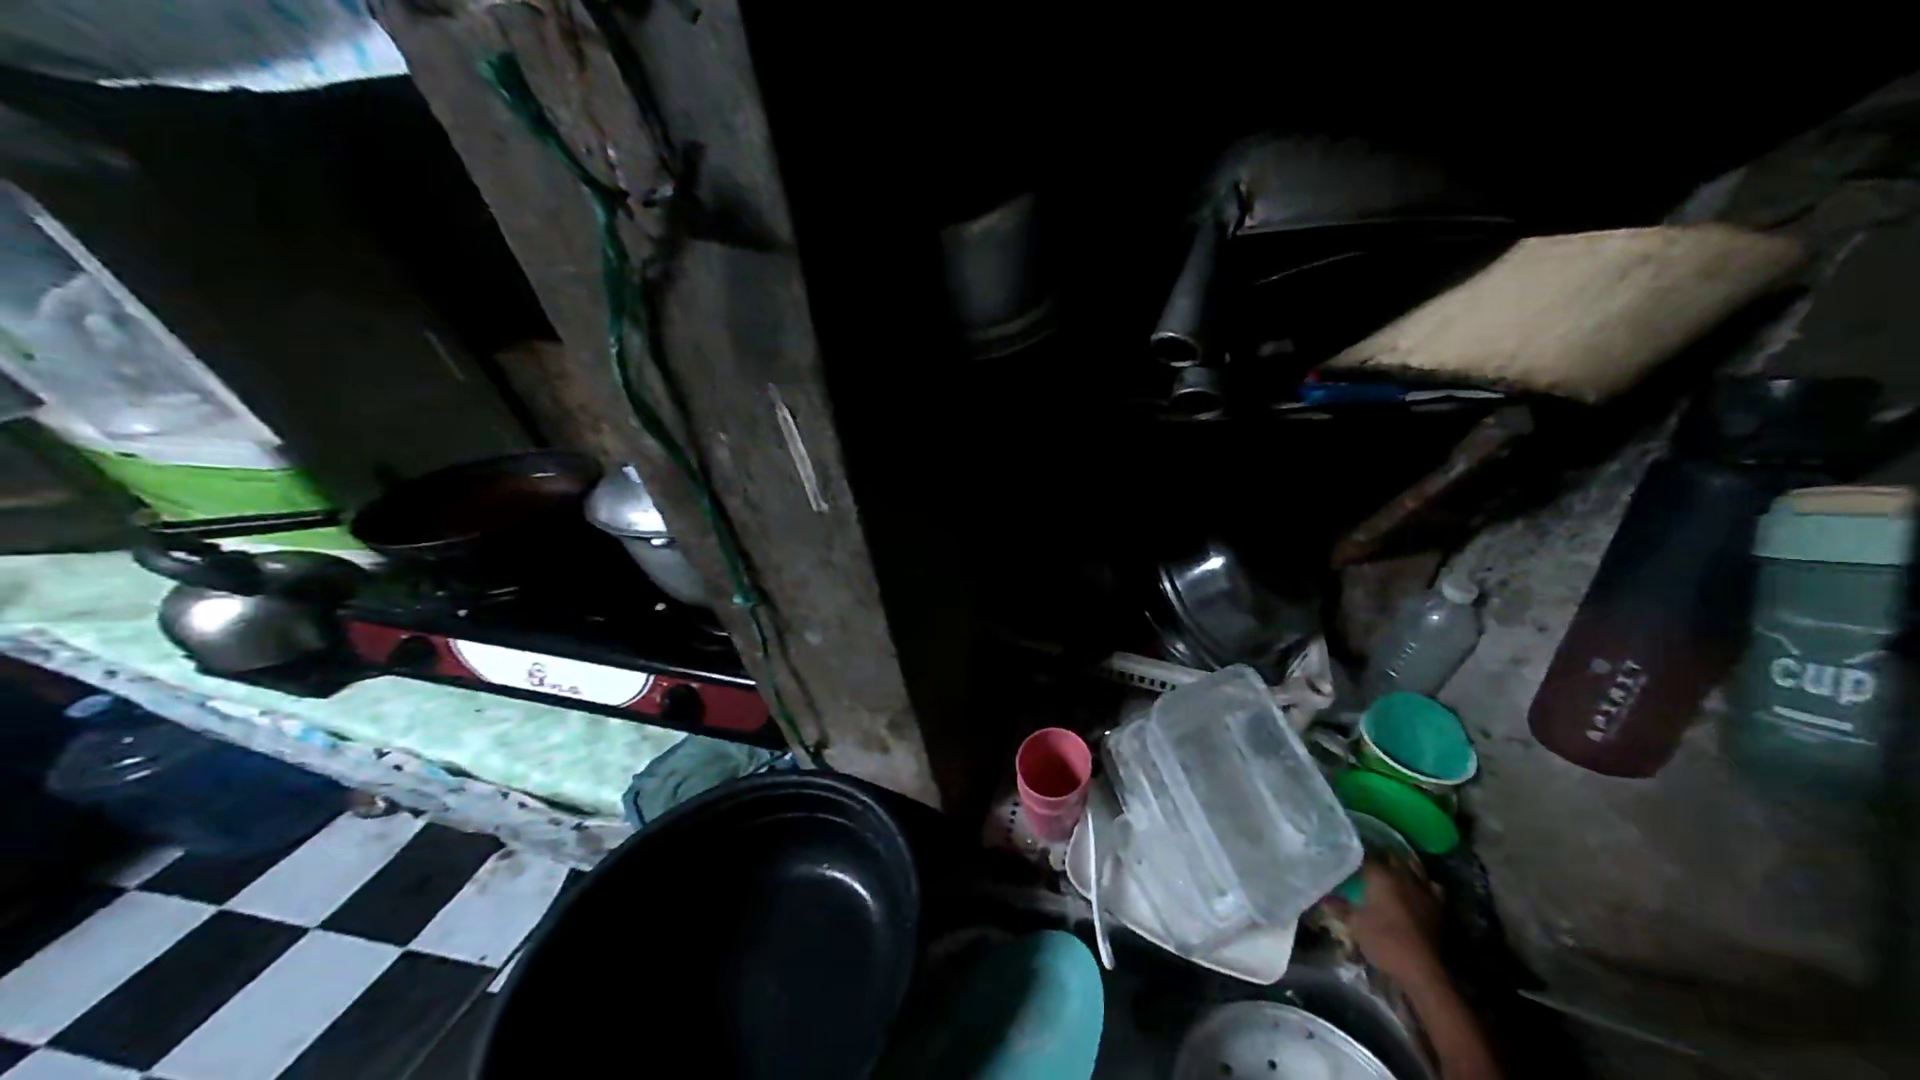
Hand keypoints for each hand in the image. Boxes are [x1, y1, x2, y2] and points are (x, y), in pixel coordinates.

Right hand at [1330, 859, 1443, 980]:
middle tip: (1369, 861)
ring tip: (1395, 869)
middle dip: (1381, 857)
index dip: (1357, 855)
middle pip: (1392, 858)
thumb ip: (1340, 908)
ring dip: (1405, 866)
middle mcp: (1403, 877)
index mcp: (1381, 875)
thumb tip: (1324, 899)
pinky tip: (1420, 889)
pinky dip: (1426, 885)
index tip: (1348, 855)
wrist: (1422, 968)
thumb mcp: (1355, 924)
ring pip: (1415, 868)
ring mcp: (1424, 891)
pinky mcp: (1439, 907)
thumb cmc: (1384, 940)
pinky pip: (1433, 887)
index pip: (1366, 856)